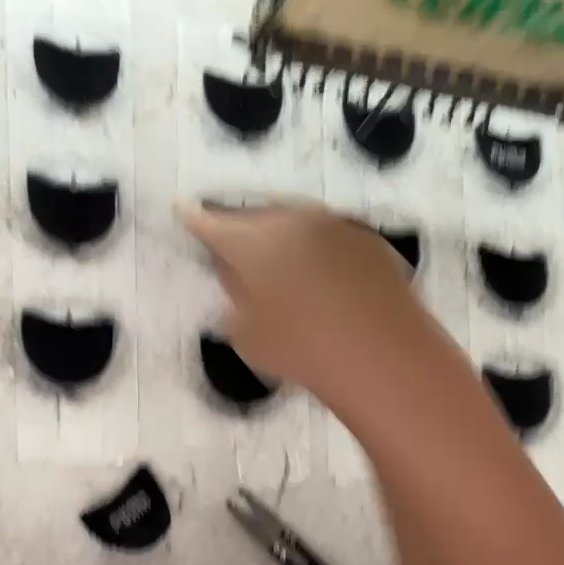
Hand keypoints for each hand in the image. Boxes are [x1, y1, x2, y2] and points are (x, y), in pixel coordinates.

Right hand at [182, 202, 437, 397]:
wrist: (380, 354)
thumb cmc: (299, 349)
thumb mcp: (245, 332)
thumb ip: (235, 294)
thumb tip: (238, 275)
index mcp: (253, 241)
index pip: (212, 223)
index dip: (195, 220)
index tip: (183, 210)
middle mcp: (292, 220)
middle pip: (255, 216)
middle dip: (239, 228)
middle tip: (230, 247)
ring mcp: (334, 224)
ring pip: (293, 221)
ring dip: (278, 235)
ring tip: (272, 259)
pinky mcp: (367, 238)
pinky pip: (326, 236)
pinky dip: (312, 248)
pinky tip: (314, 275)